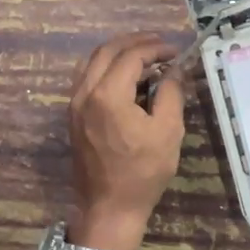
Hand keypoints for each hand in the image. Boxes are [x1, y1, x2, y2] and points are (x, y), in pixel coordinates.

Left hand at [66, 32, 185, 249]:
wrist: (109, 208)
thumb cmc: (143, 172)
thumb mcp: (168, 131)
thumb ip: (171, 93)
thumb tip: (174, 70)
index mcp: (108, 95)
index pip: (131, 56)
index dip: (155, 48)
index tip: (175, 51)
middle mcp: (85, 93)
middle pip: (107, 51)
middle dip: (135, 42)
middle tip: (160, 44)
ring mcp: (75, 104)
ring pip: (92, 62)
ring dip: (118, 52)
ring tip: (144, 56)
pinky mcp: (73, 115)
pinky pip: (86, 78)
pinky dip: (106, 68)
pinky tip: (126, 77)